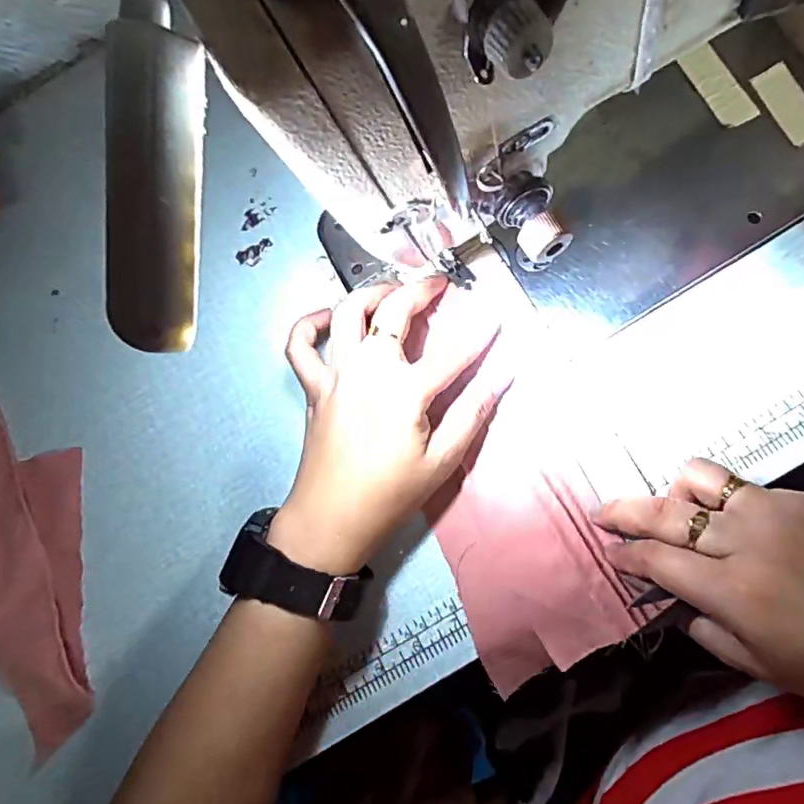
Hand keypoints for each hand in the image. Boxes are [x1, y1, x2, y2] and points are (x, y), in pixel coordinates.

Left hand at [272, 278, 502, 573]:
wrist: (330, 519)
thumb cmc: (390, 494)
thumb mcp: (443, 460)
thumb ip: (473, 413)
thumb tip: (502, 377)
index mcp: (405, 392)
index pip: (454, 351)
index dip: (480, 332)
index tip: (496, 317)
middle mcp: (368, 372)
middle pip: (394, 313)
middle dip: (421, 290)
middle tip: (440, 284)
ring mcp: (336, 375)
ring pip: (347, 313)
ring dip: (373, 292)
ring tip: (393, 288)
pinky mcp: (315, 386)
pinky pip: (301, 344)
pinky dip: (311, 322)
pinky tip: (330, 316)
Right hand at [594, 459, 803, 738]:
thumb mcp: (757, 664)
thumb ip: (705, 626)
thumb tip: (675, 598)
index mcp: (734, 591)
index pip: (659, 559)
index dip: (628, 555)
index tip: (612, 553)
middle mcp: (748, 539)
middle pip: (668, 512)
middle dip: (627, 510)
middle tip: (603, 512)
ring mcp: (777, 508)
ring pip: (704, 479)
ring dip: (677, 491)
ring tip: (672, 507)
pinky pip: (748, 489)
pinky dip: (727, 502)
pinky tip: (736, 524)